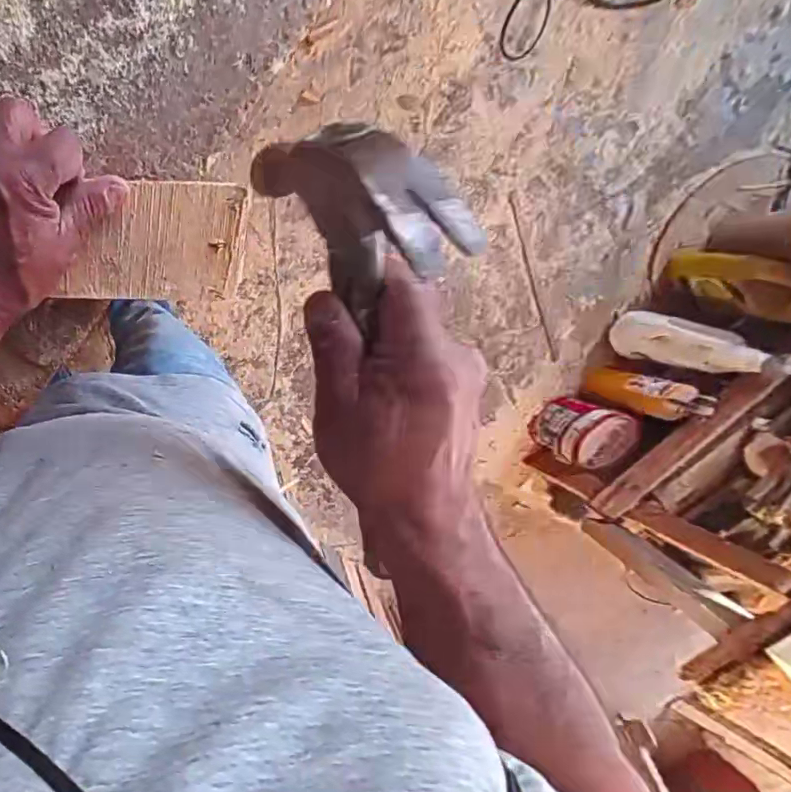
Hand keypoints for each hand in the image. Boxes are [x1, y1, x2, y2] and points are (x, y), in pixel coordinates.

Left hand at [0, 98, 128, 326]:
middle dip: (31, 136)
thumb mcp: (62, 247)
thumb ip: (88, 208)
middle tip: (30, 170)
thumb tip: (118, 186)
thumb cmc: (13, 280)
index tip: (60, 191)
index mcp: (26, 178)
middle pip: (18, 111)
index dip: (70, 166)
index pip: (65, 141)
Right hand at [304, 257, 488, 571]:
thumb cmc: (373, 462)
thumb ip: (334, 345)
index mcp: (425, 351)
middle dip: (368, 320)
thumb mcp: (338, 403)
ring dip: (381, 347)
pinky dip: (398, 366)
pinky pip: (427, 359)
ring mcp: (467, 372)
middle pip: (409, 308)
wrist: (424, 516)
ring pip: (416, 336)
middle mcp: (458, 352)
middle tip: (335, 358)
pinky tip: (380, 403)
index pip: (402, 281)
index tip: (334, 290)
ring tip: (355, 390)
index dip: (366, 275)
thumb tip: (323, 298)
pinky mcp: (465, 390)